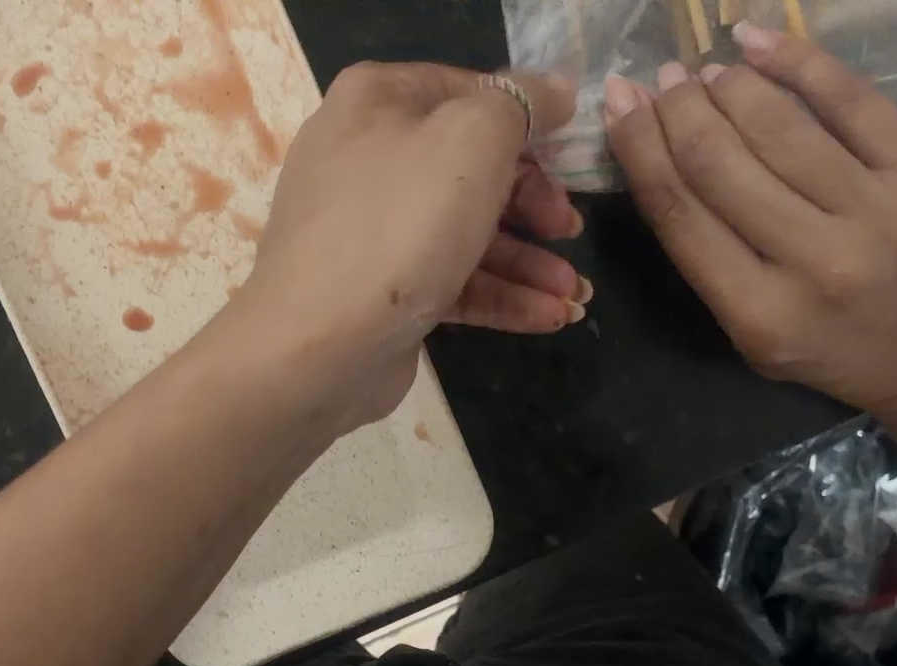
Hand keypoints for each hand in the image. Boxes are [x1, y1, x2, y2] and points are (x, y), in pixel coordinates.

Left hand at [236, 63, 586, 430]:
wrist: (321, 345)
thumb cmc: (399, 227)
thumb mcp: (471, 143)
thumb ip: (520, 105)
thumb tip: (557, 89)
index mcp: (382, 103)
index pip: (471, 95)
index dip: (530, 127)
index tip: (572, 165)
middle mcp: (374, 160)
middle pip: (476, 173)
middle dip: (536, 210)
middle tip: (573, 235)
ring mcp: (377, 232)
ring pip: (470, 237)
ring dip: (530, 267)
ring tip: (576, 297)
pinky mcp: (389, 292)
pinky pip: (455, 283)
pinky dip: (503, 299)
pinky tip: (550, 318)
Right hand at [604, 25, 896, 420]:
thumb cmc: (828, 349)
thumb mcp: (751, 332)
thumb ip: (708, 260)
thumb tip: (661, 159)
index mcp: (762, 315)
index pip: (683, 216)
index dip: (641, 151)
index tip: (618, 107)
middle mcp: (818, 263)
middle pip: (722, 165)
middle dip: (677, 113)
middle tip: (658, 82)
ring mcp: (878, 213)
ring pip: (780, 127)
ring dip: (727, 87)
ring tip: (701, 71)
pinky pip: (851, 99)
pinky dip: (797, 60)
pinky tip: (755, 42)